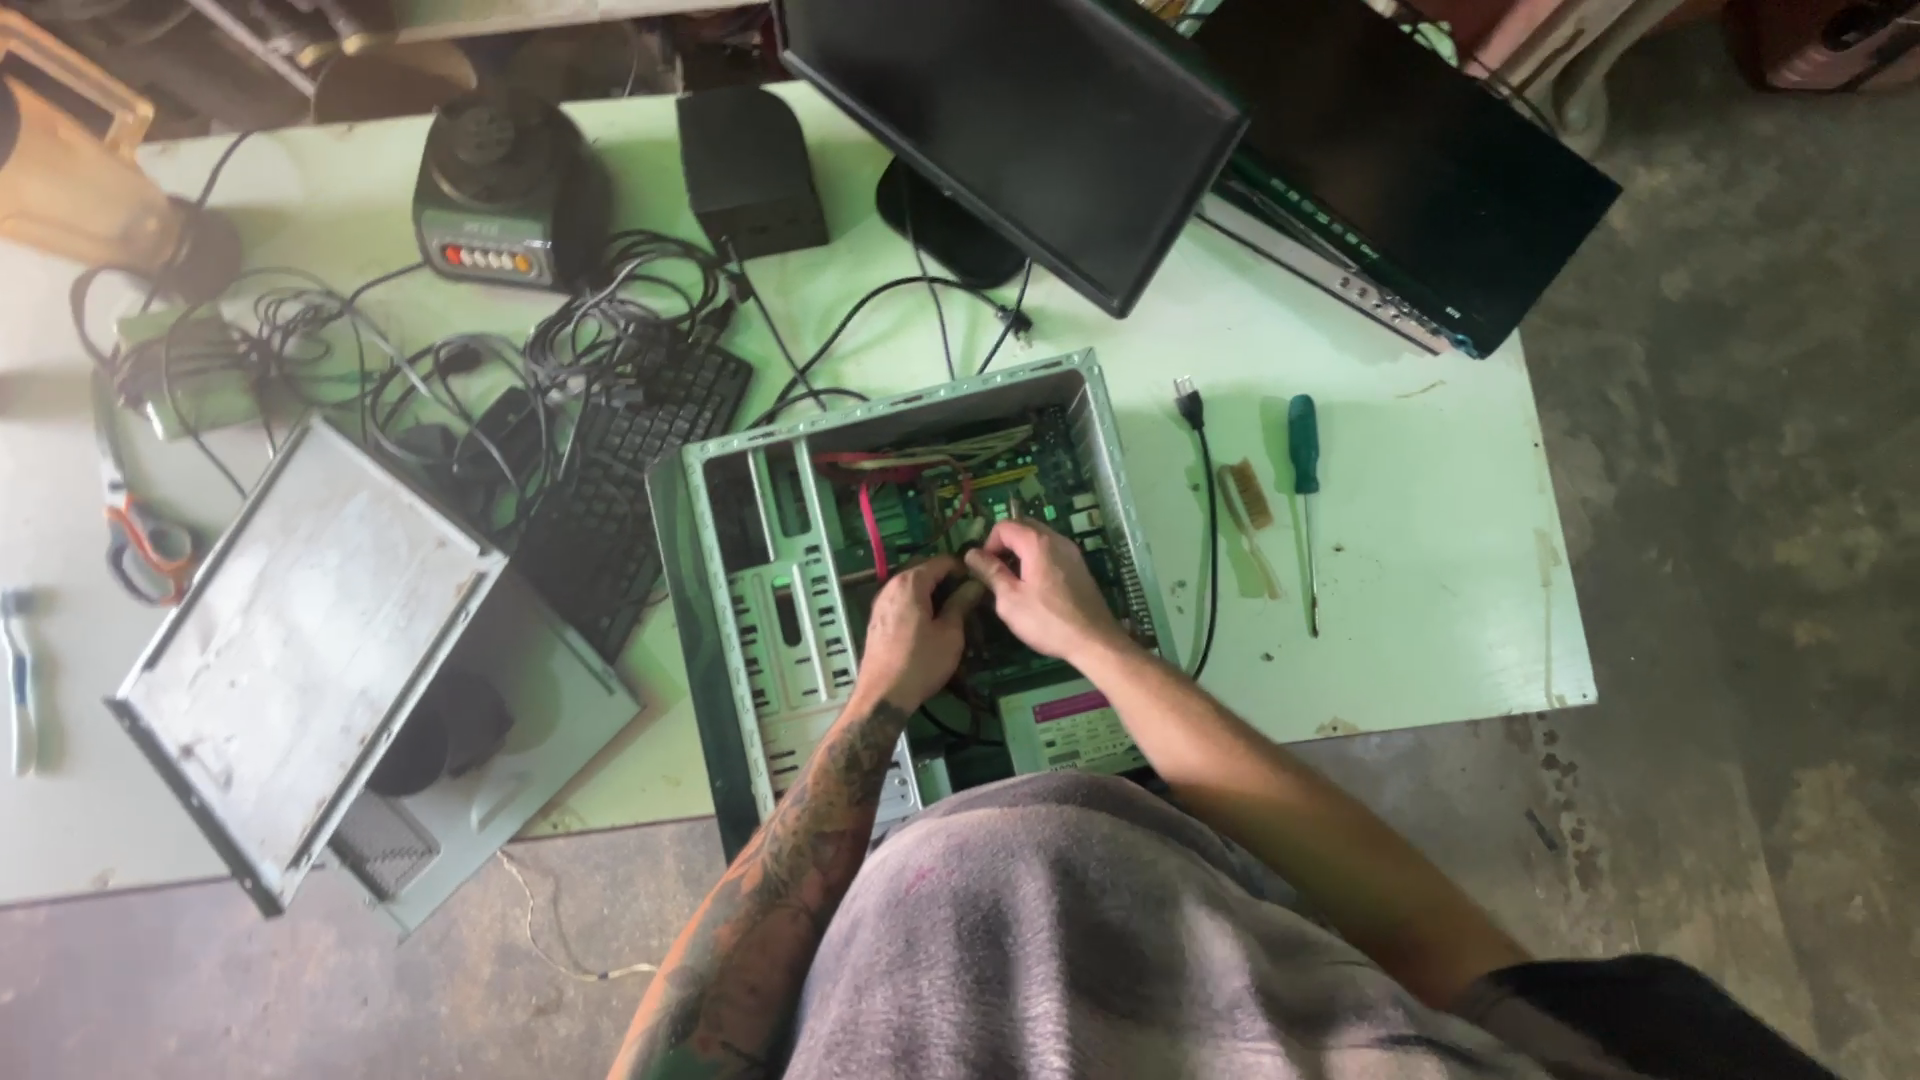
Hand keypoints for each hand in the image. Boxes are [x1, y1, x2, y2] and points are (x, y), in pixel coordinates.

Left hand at [854, 556, 985, 709]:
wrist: (883, 695)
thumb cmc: (921, 662)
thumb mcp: (949, 633)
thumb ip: (961, 604)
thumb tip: (974, 585)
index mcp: (910, 583)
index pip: (940, 561)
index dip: (961, 567)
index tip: (977, 581)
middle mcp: (891, 586)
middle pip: (922, 569)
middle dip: (945, 577)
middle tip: (966, 595)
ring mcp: (880, 602)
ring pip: (910, 585)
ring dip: (930, 590)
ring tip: (951, 609)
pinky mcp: (877, 619)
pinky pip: (901, 599)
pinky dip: (917, 602)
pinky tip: (930, 621)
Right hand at [965, 520, 1130, 665]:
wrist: (1094, 640)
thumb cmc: (1047, 621)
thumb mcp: (1010, 599)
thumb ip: (990, 572)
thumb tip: (971, 553)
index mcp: (1037, 543)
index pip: (1004, 526)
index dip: (988, 544)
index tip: (985, 569)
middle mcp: (1057, 539)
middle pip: (1023, 527)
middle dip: (1005, 546)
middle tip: (997, 573)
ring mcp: (1072, 552)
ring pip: (1039, 539)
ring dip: (1021, 553)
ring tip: (1014, 583)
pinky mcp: (1079, 566)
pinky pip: (1052, 551)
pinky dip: (1038, 560)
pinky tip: (1035, 588)